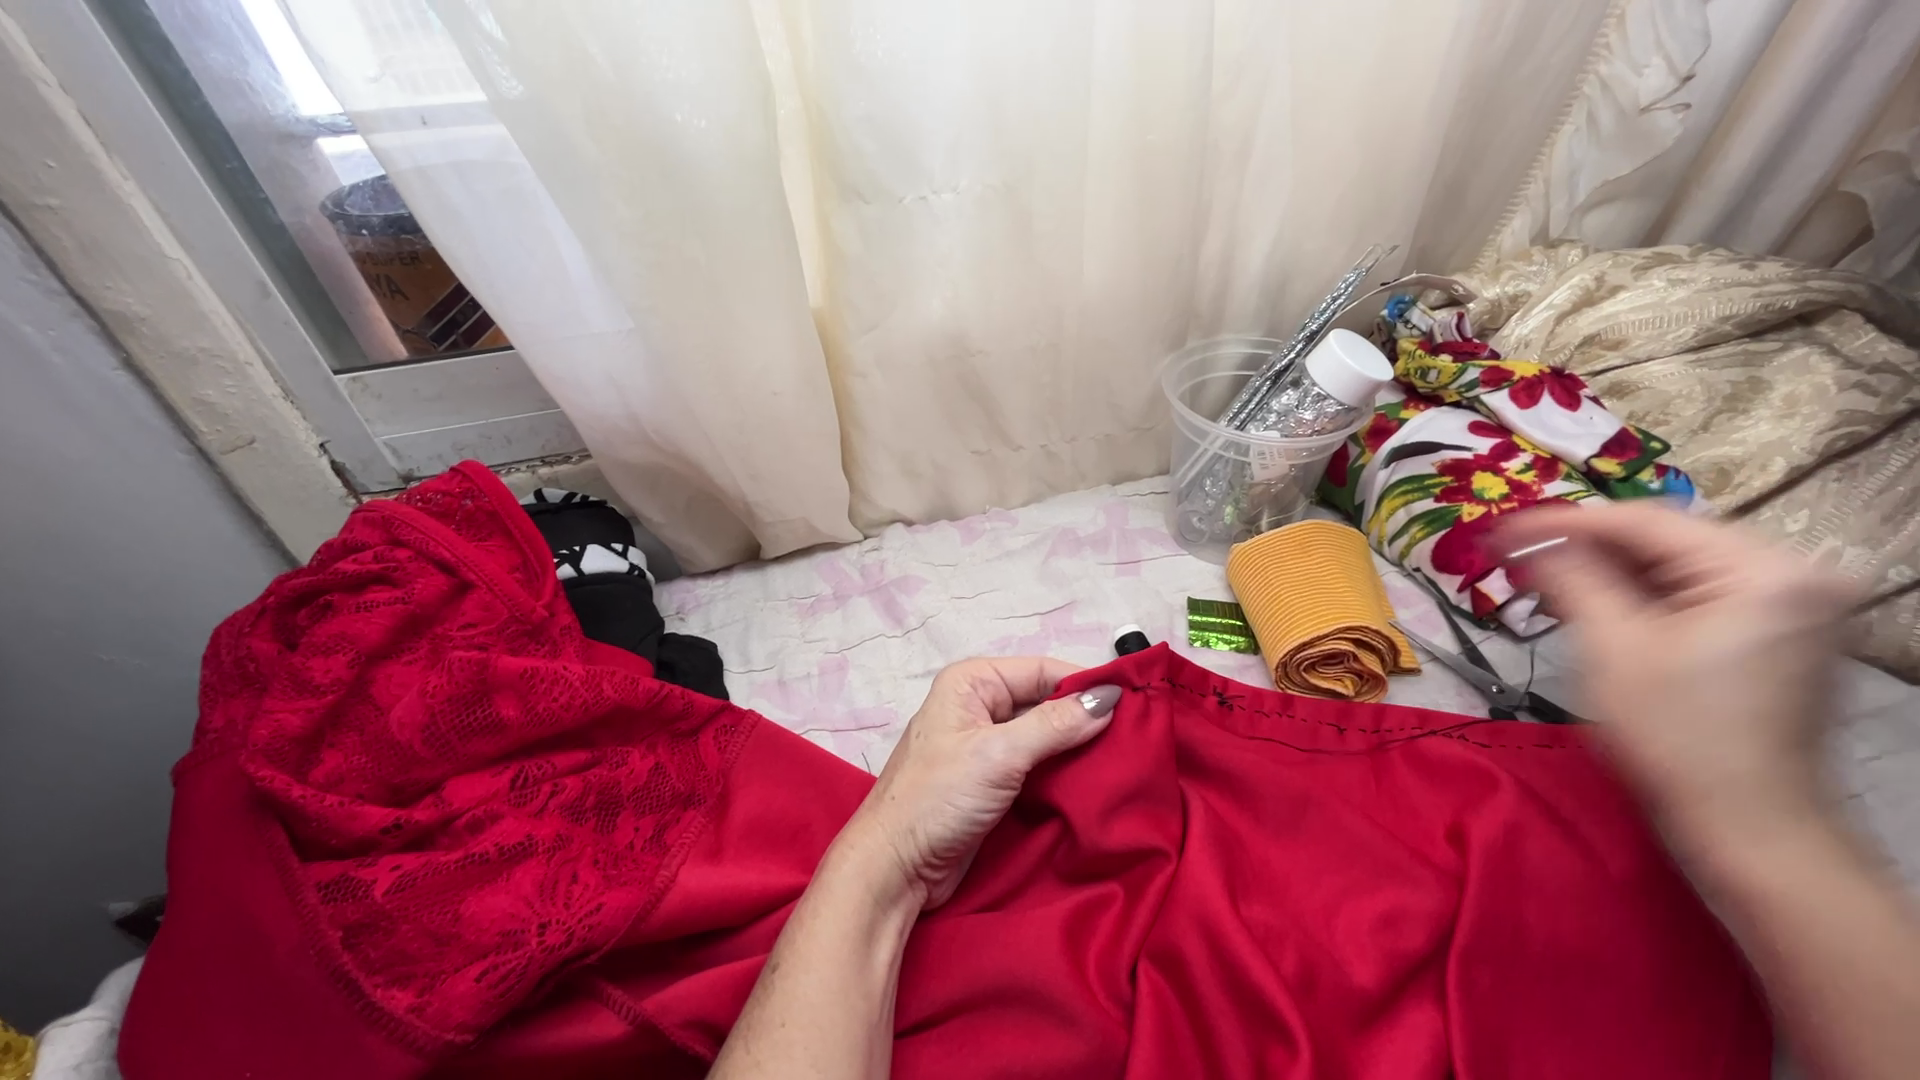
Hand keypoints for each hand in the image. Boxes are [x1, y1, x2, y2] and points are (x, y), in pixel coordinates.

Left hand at [834, 658, 1121, 909]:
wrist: (895, 867)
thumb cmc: (937, 798)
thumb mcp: (999, 754)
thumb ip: (1056, 725)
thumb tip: (1110, 699)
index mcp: (973, 682)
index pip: (1043, 671)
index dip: (1087, 685)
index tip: (1136, 703)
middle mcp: (979, 705)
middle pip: (1046, 701)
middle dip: (1086, 717)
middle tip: (1138, 735)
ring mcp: (986, 745)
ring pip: (1046, 735)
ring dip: (1079, 748)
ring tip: (1126, 757)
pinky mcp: (994, 781)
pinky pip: (1039, 765)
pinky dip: (1064, 772)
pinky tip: (1096, 781)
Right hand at [1496, 502, 1858, 850]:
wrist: (1748, 824)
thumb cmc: (1676, 735)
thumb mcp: (1610, 646)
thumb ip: (1569, 576)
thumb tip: (1521, 534)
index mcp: (1764, 571)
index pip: (1645, 521)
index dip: (1563, 522)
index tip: (1501, 529)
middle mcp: (1790, 574)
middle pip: (1663, 541)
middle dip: (1582, 548)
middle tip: (1514, 556)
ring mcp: (1789, 604)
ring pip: (1672, 567)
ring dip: (1603, 573)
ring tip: (1539, 582)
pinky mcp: (1773, 631)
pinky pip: (1691, 594)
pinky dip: (1635, 597)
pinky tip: (1586, 604)